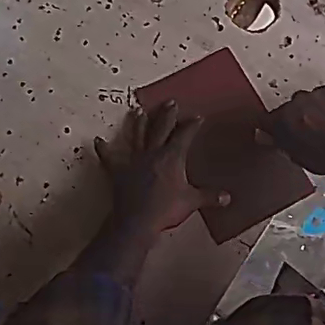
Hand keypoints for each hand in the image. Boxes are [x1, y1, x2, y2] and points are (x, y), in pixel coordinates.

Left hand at [93, 102, 230, 235]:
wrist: (137, 221)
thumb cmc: (165, 210)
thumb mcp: (192, 202)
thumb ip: (209, 197)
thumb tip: (226, 198)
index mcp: (172, 157)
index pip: (185, 135)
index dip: (191, 125)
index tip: (197, 117)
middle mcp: (152, 153)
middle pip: (161, 128)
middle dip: (167, 114)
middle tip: (170, 103)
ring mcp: (134, 161)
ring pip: (137, 136)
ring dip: (138, 123)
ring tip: (138, 111)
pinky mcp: (118, 171)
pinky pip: (109, 158)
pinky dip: (103, 149)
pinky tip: (97, 141)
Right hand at [262, 87, 324, 175]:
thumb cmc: (323, 154)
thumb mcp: (293, 154)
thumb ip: (278, 141)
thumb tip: (269, 138)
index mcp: (282, 116)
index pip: (268, 118)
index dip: (271, 126)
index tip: (274, 130)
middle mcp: (300, 101)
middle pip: (294, 105)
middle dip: (298, 115)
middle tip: (304, 131)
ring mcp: (322, 97)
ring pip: (316, 100)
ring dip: (318, 110)